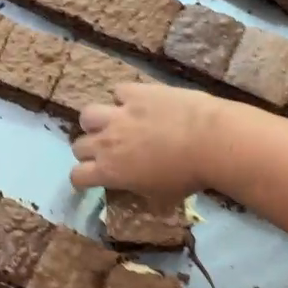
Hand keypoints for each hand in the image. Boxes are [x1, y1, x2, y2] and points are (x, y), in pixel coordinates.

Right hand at [70, 82, 223, 195]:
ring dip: (96, 121)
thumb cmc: (188, 177)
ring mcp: (118, 114)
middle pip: (78, 145)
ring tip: (112, 123)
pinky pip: (118, 92)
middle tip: (107, 152)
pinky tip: (138, 102)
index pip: (76, 176)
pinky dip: (124, 98)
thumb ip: (140, 191)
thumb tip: (139, 191)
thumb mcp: (160, 196)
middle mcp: (105, 142)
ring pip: (87, 115)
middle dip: (89, 150)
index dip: (81, 179)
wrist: (211, 141)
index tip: (91, 179)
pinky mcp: (136, 93)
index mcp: (109, 171)